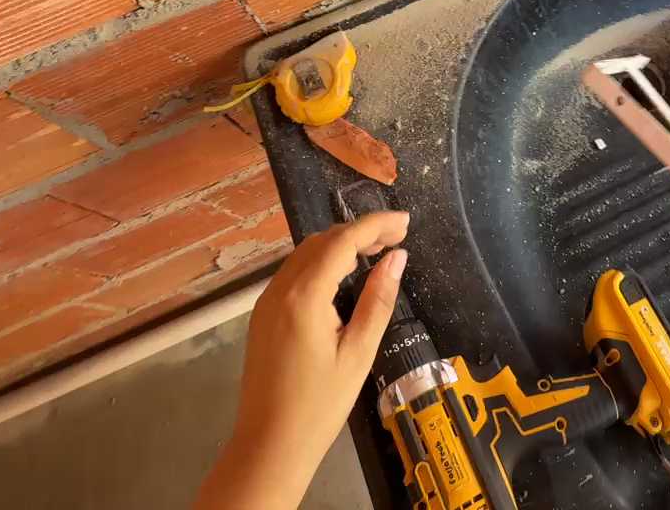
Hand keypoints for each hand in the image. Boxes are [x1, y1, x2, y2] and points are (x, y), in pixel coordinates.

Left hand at [195, 212, 408, 509]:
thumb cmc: (319, 406)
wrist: (267, 448)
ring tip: (377, 251)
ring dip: (342, 244)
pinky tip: (344, 274)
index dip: (376, 225)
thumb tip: (398, 256)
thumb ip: (378, 299)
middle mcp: (281, 288)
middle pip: (324, 240)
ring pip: (307, 252)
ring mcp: (268, 299)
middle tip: (397, 238)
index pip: (344, 241)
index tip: (405, 221)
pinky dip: (323, 261)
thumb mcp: (359, 353)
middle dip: (361, 232)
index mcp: (305, 295)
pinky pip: (296, 271)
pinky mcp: (263, 313)